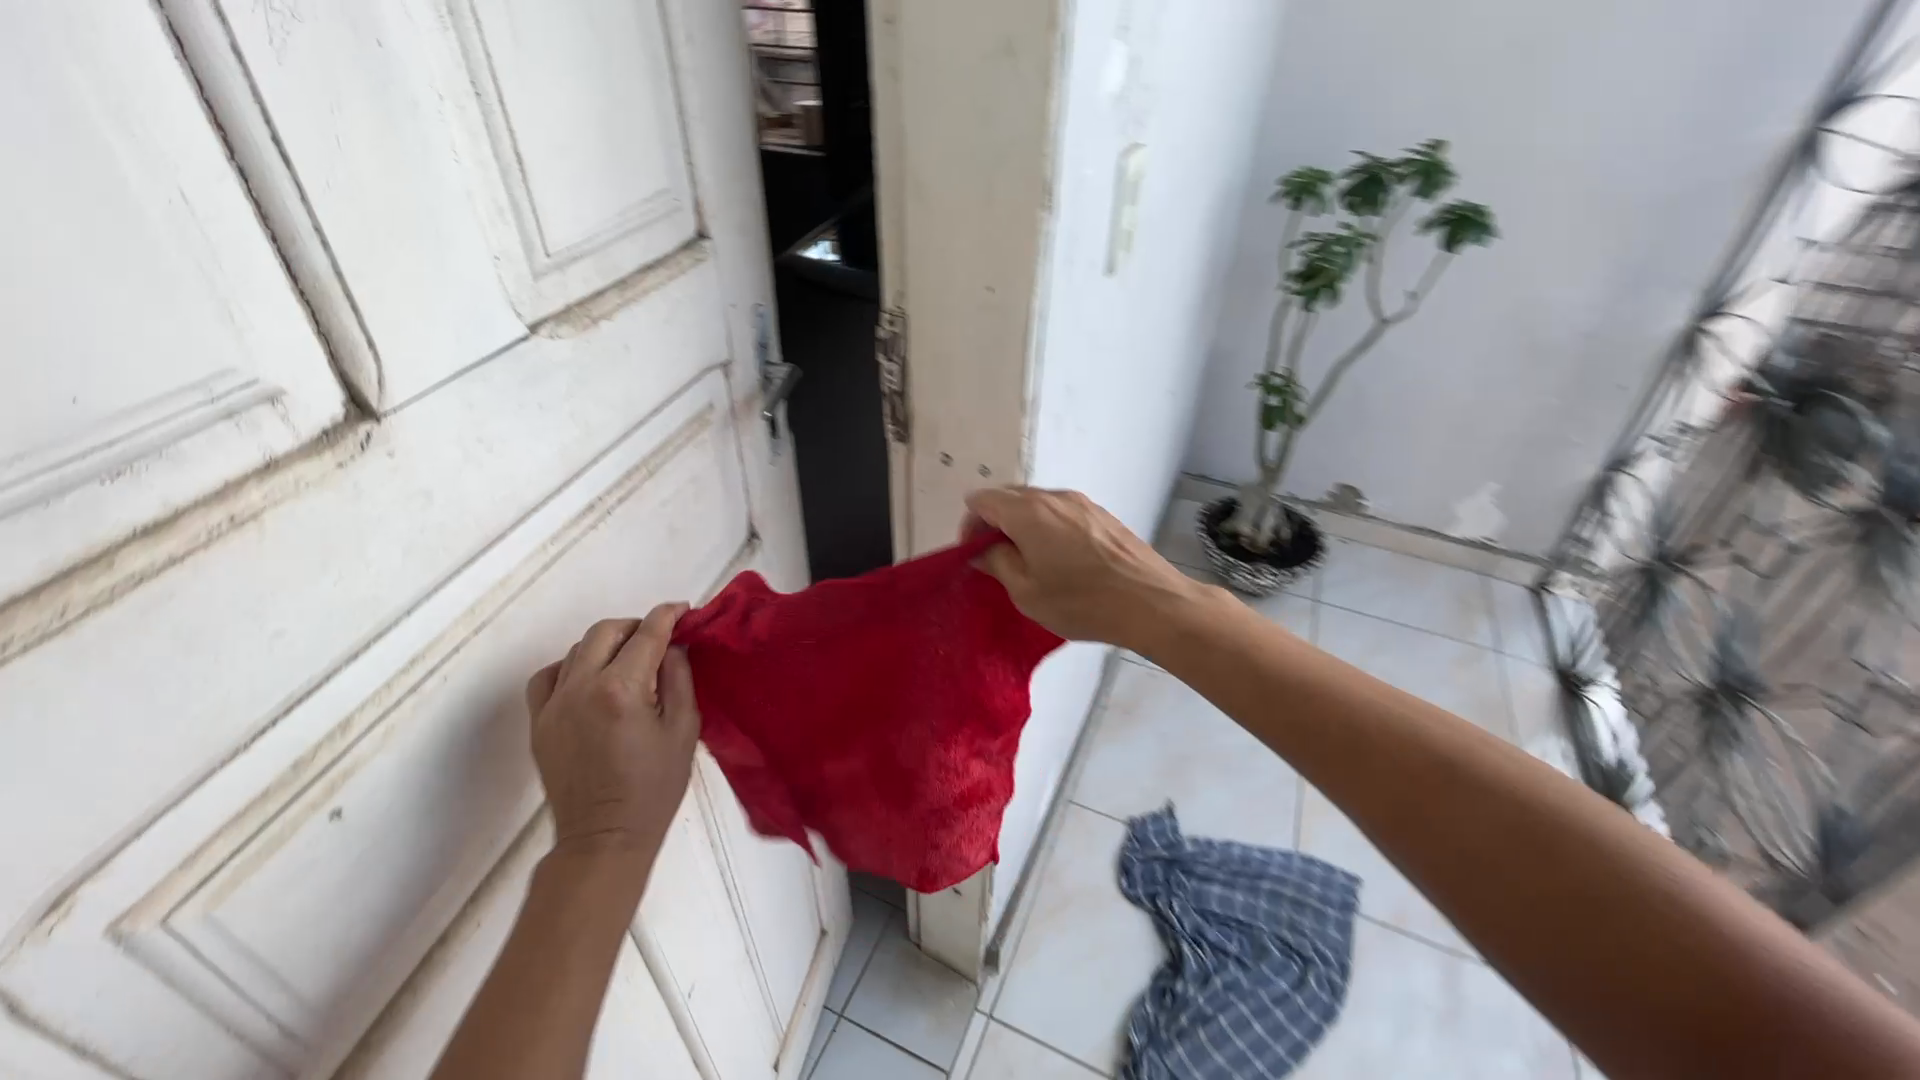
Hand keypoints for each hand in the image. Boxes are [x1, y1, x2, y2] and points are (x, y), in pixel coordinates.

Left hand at [525, 604, 699, 862]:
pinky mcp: (538, 722)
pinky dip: (571, 666)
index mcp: (621, 689)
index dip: (667, 616)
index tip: (683, 610)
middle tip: (659, 638)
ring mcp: (553, 704)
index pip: (646, 634)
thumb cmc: (654, 788)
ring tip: (628, 659)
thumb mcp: (684, 730)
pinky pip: (549, 676)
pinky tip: (589, 678)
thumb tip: (672, 647)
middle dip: (636, 626)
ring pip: (578, 649)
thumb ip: (679, 679)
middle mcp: (581, 687)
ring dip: (607, 644)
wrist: (605, 836)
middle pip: (606, 631)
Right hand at [962, 487, 1218, 652]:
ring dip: (1022, 526)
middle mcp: (1054, 496)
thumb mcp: (1026, 592)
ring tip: (1028, 563)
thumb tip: (983, 549)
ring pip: (1037, 504)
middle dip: (994, 524)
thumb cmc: (1082, 602)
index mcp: (1028, 511)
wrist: (1152, 603)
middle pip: (1009, 497)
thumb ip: (997, 562)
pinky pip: (1061, 513)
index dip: (969, 526)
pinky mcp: (1102, 515)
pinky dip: (1048, 528)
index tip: (975, 556)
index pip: (982, 500)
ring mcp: (1082, 503)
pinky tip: (1059, 561)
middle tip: (996, 561)